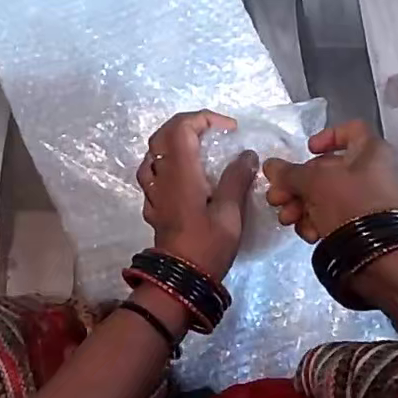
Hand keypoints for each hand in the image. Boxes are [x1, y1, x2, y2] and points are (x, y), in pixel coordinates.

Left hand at [135, 110, 259, 281]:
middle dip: (187, 125)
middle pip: (163, 135)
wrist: (180, 279)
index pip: (181, 127)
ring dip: (171, 144)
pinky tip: (179, 177)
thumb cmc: (207, 245)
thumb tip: (246, 155)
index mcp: (180, 173)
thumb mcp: (230, 212)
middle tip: (212, 133)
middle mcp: (161, 178)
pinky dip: (164, 167)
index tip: (229, 130)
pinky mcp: (153, 208)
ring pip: (152, 155)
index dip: (204, 119)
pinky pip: (151, 177)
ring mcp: (153, 194)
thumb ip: (237, 178)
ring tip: (195, 150)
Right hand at [263, 119, 397, 242]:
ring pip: (324, 196)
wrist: (375, 251)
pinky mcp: (359, 225)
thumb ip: (289, 173)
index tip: (306, 150)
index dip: (326, 136)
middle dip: (296, 185)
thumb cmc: (349, 203)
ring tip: (287, 219)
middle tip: (276, 197)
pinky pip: (333, 216)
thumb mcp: (314, 184)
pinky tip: (309, 233)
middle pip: (326, 170)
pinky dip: (317, 223)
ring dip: (300, 207)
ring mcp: (365, 200)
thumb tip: (269, 165)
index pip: (351, 130)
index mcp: (370, 152)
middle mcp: (370, 173)